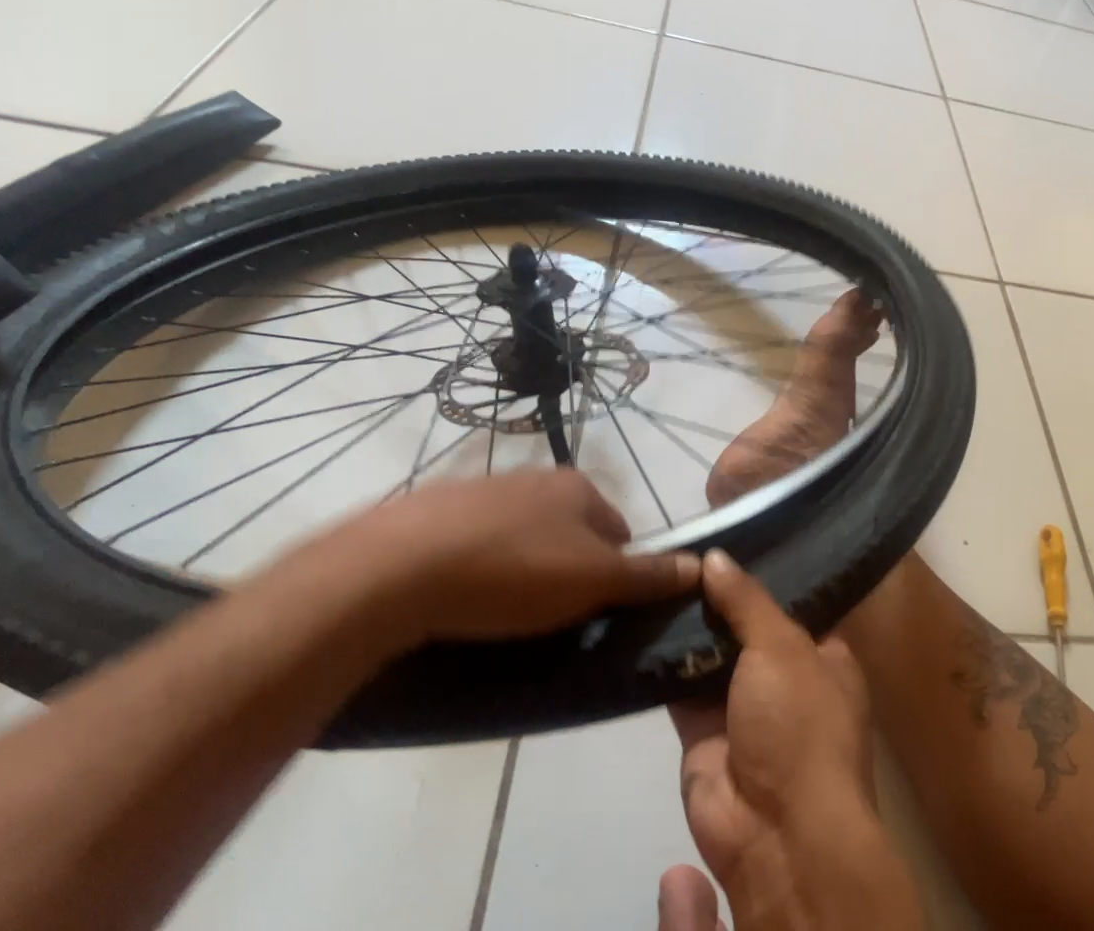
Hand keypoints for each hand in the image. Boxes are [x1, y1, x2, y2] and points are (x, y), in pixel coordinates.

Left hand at [271, 469, 698, 644]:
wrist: (393, 571)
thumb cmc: (512, 573)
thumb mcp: (593, 581)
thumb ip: (647, 574)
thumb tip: (700, 564)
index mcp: (576, 487)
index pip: (619, 529)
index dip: (618, 571)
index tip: (600, 608)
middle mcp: (530, 478)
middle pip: (568, 530)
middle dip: (568, 567)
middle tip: (554, 615)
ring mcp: (476, 490)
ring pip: (518, 535)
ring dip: (521, 567)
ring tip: (504, 613)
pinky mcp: (427, 513)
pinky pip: (469, 545)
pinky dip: (474, 568)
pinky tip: (459, 600)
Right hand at [663, 551, 923, 930]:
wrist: (777, 829)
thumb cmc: (800, 724)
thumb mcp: (784, 648)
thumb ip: (748, 602)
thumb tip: (717, 558)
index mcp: (824, 656)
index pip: (793, 603)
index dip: (762, 573)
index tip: (727, 533)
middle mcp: (785, 678)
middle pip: (745, 627)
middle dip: (715, 596)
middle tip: (675, 547)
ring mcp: (741, 707)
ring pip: (708, 656)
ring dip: (684, 627)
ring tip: (650, 574)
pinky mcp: (701, 734)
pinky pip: (677, 689)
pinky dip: (659, 664)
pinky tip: (632, 622)